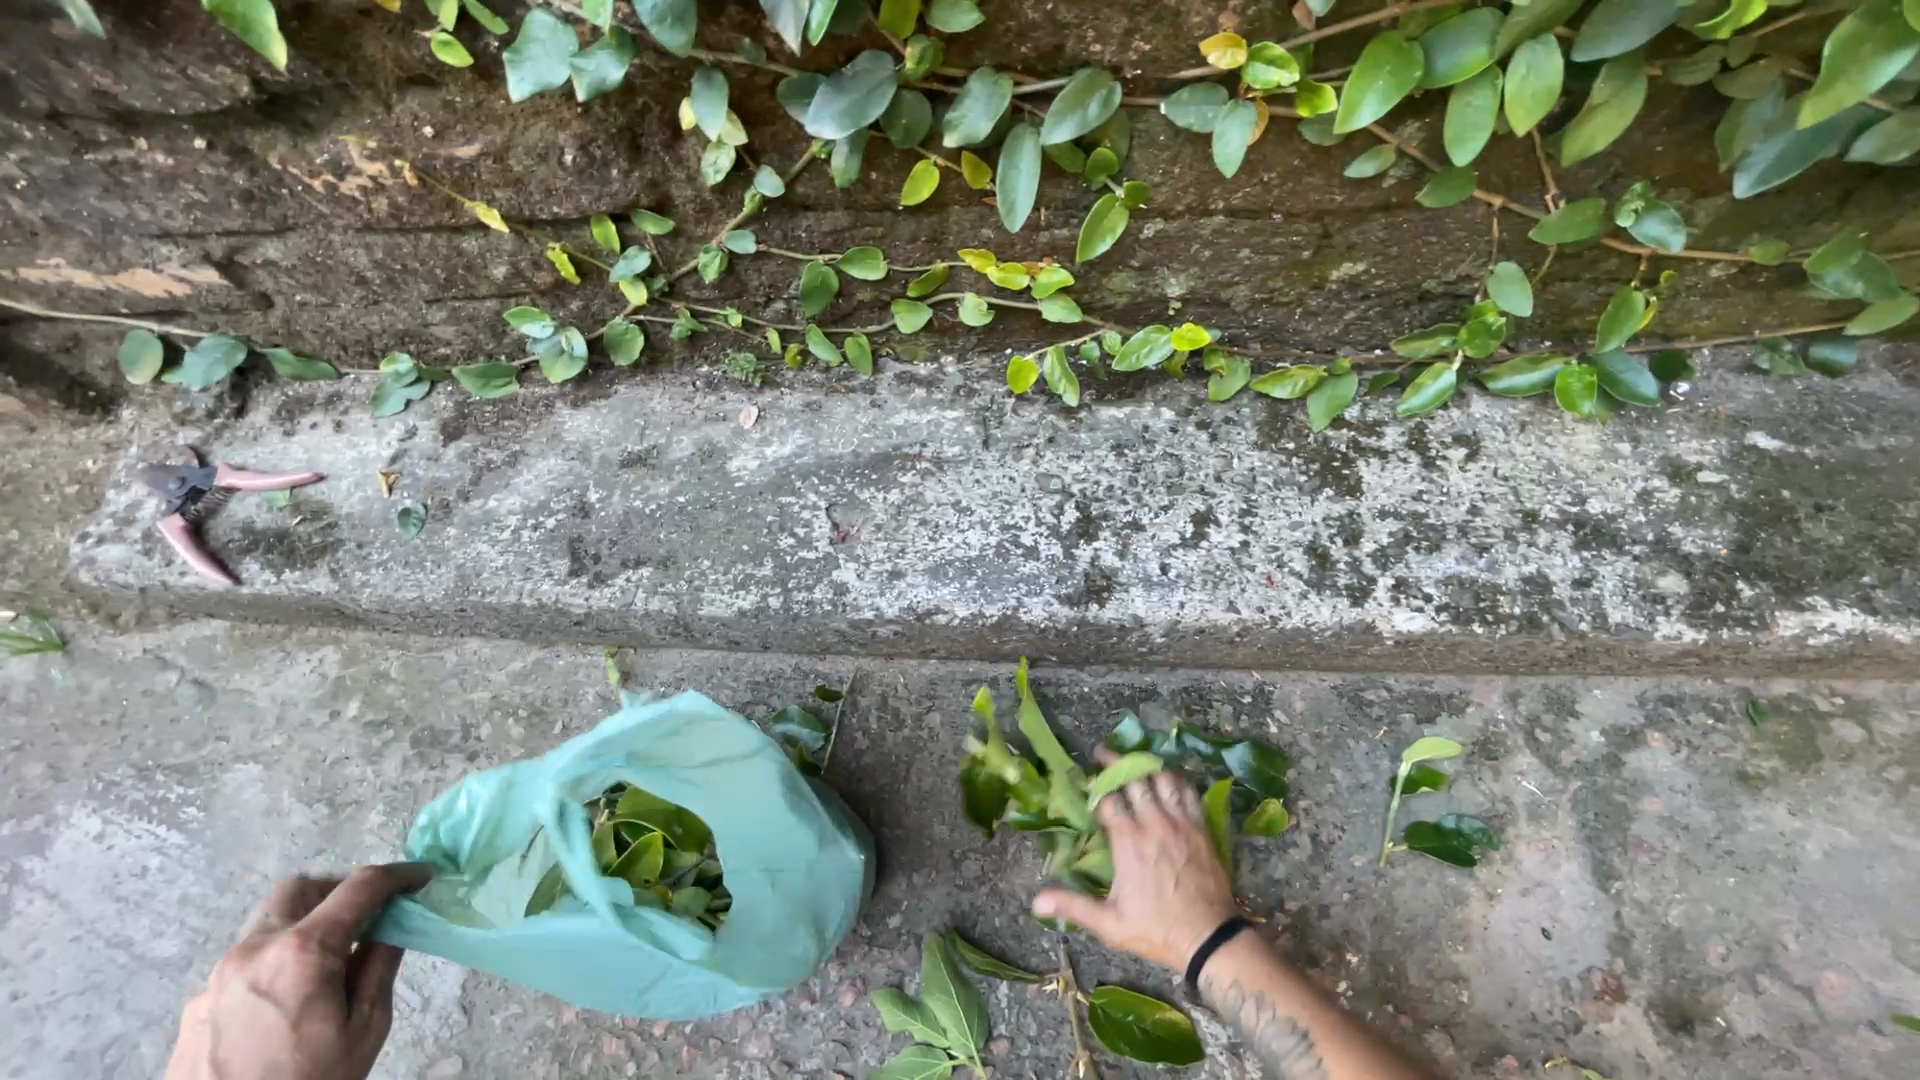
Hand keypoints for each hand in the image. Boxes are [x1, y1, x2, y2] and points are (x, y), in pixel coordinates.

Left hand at [165, 862, 431, 1079]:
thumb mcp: (366, 1026)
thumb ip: (380, 964)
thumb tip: (391, 926)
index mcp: (302, 952)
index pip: (360, 887)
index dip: (400, 875)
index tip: (422, 877)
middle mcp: (252, 951)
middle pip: (300, 888)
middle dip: (342, 889)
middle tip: (372, 912)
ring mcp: (216, 979)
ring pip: (268, 922)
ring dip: (307, 921)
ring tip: (334, 956)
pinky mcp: (196, 1006)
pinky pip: (246, 961)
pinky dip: (279, 958)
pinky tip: (294, 996)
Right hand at [1031, 768, 1238, 971]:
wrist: (1209, 938)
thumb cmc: (1156, 930)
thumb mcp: (1110, 923)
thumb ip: (1073, 906)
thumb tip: (1036, 902)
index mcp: (1128, 841)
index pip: (1108, 798)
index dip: (1095, 786)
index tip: (1087, 780)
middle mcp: (1153, 823)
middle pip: (1134, 778)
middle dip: (1116, 763)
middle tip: (1104, 755)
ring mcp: (1180, 823)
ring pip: (1163, 779)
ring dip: (1147, 768)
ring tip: (1136, 763)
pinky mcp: (1200, 828)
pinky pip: (1188, 792)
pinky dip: (1177, 780)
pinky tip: (1169, 780)